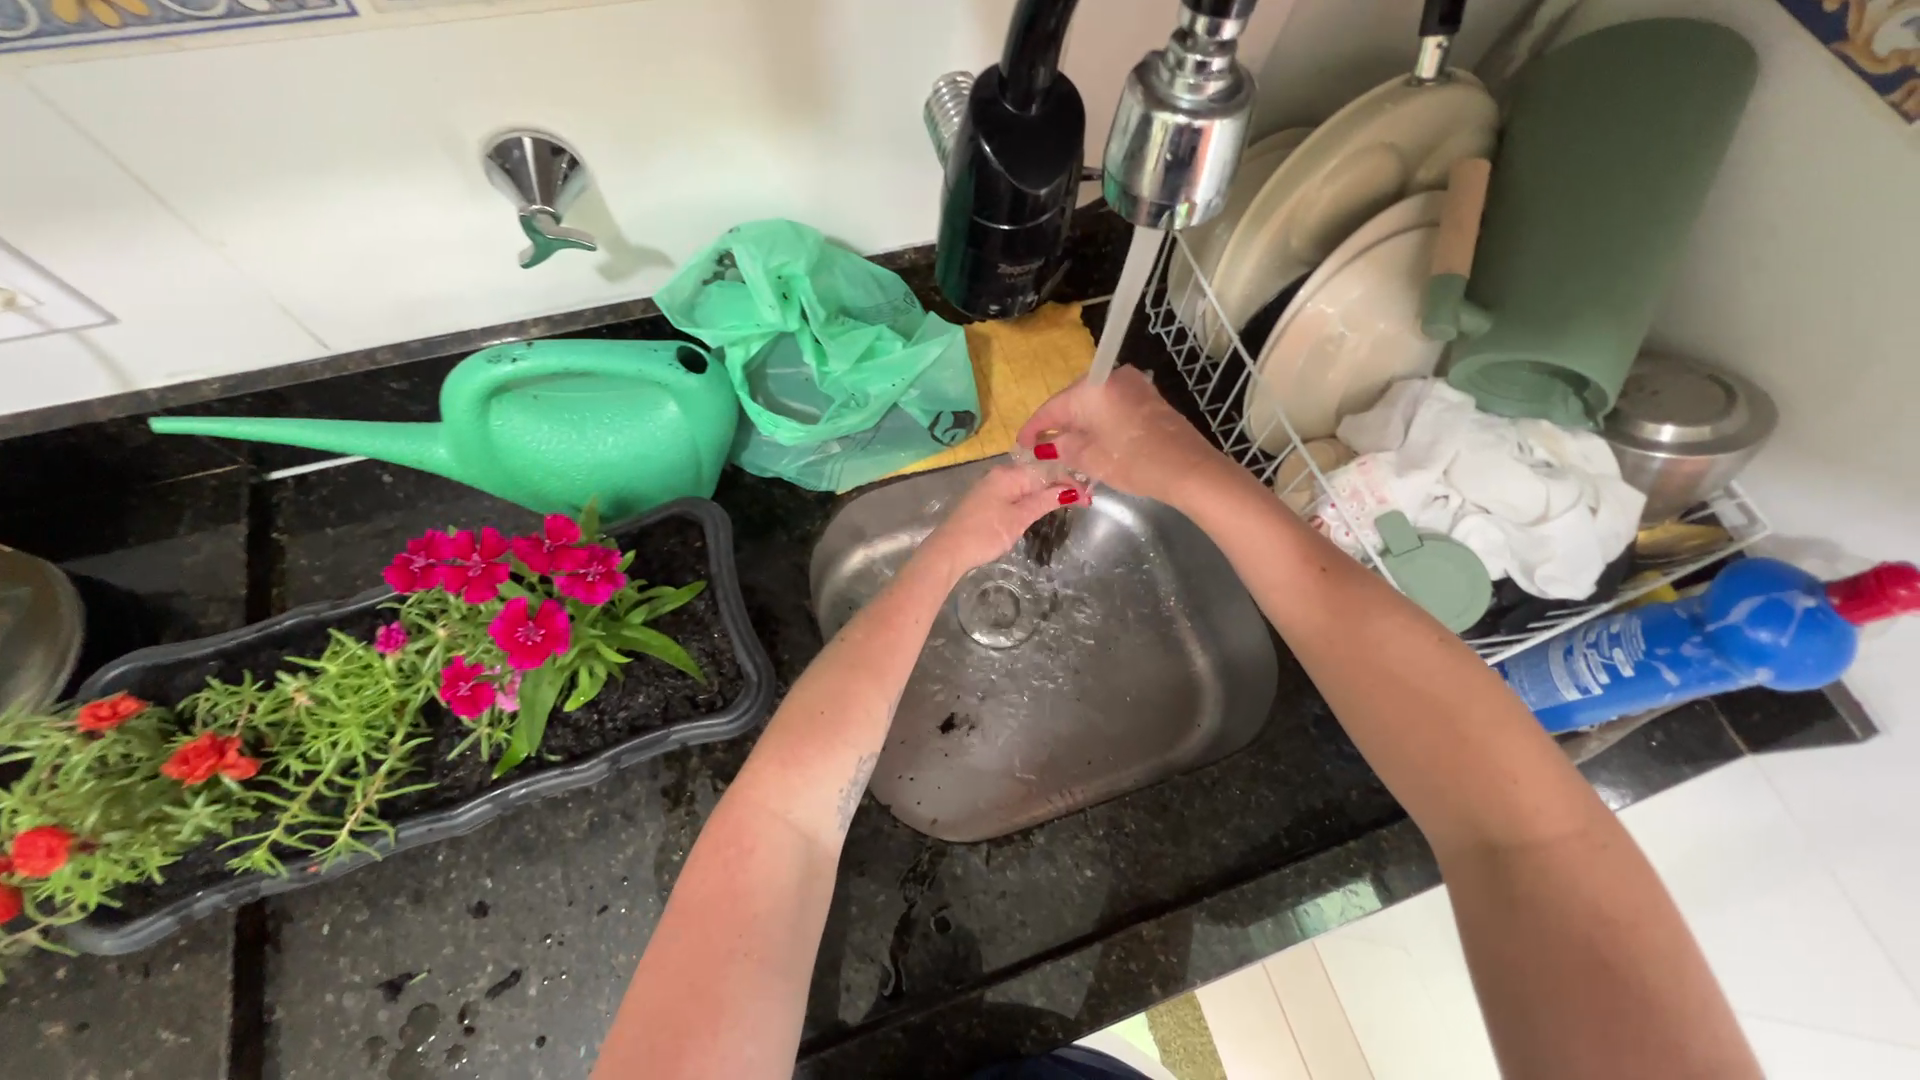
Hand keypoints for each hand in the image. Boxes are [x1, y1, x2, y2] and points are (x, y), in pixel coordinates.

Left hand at [915, 465, 1070, 577]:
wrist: (948, 551)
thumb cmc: (984, 534)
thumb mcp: (1019, 518)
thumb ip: (1045, 501)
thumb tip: (1073, 490)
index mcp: (1009, 474)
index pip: (1047, 470)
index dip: (1069, 482)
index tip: (1088, 496)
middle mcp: (1000, 474)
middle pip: (1037, 475)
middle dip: (1060, 485)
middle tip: (1083, 500)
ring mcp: (991, 487)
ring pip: (1026, 484)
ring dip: (1046, 493)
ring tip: (1068, 502)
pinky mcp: (986, 500)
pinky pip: (1015, 493)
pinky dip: (1031, 499)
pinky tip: (1041, 506)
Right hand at [1015, 366, 1229, 502]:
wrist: (1188, 469)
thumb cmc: (1133, 461)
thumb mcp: (1089, 459)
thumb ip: (1062, 448)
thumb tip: (1046, 446)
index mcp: (1091, 388)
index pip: (1051, 407)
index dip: (1033, 428)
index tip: (1020, 445)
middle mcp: (1110, 378)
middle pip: (1072, 402)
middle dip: (1057, 426)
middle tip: (1041, 450)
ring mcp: (1132, 385)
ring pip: (1093, 405)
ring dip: (1079, 425)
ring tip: (1065, 450)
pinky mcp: (1147, 397)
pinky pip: (1111, 407)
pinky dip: (1098, 423)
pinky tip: (1093, 442)